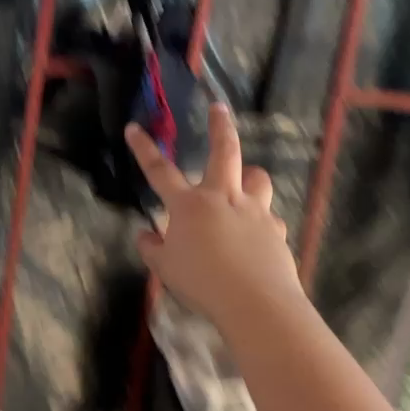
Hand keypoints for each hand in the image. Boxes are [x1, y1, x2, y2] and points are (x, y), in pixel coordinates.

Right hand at [124, 104, 301, 323]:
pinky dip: (260, 221)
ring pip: (257, 178)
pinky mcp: (276, 230)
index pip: (160, 171)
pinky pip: (269, 217)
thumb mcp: (164, 269)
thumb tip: (146, 235)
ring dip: (249, 176)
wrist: (256, 303)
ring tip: (244, 182)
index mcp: (189, 205)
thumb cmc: (202, 282)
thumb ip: (152, 248)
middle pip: (224, 152)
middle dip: (220, 127)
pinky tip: (255, 237)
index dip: (144, 149)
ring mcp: (254, 211)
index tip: (134, 128)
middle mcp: (223, 198)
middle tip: (219, 108)